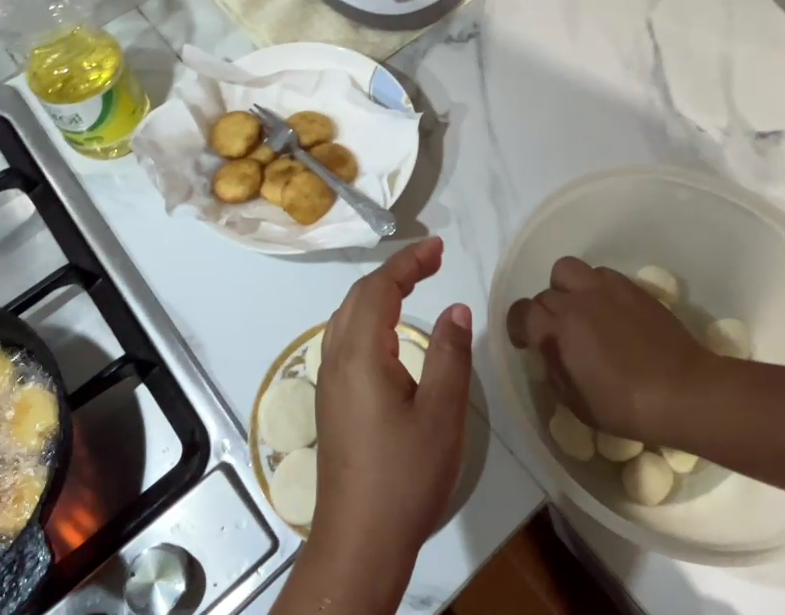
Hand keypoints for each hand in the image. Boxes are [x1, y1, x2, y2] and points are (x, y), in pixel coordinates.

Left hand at [313, 238, 472, 564]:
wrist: (360, 538)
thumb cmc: (405, 474)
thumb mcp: (441, 413)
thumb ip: (448, 354)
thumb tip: (455, 308)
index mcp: (360, 354)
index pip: (380, 289)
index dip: (408, 262)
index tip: (437, 246)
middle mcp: (336, 360)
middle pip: (358, 298)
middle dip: (394, 272)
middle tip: (432, 261)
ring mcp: (329, 382)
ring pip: (347, 318)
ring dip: (378, 294)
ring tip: (412, 286)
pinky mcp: (332, 403)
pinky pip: (345, 340)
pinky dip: (368, 319)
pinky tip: (388, 336)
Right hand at [506, 256, 714, 444]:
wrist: (683, 391)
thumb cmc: (625, 407)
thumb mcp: (576, 402)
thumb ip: (554, 370)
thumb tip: (548, 352)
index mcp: (557, 329)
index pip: (520, 312)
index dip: (518, 326)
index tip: (525, 341)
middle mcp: (576, 300)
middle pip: (544, 293)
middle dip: (544, 312)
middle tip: (559, 332)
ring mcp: (606, 288)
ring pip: (569, 269)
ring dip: (568, 288)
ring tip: (582, 309)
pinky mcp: (632, 287)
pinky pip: (602, 274)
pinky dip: (597, 288)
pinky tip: (610, 310)